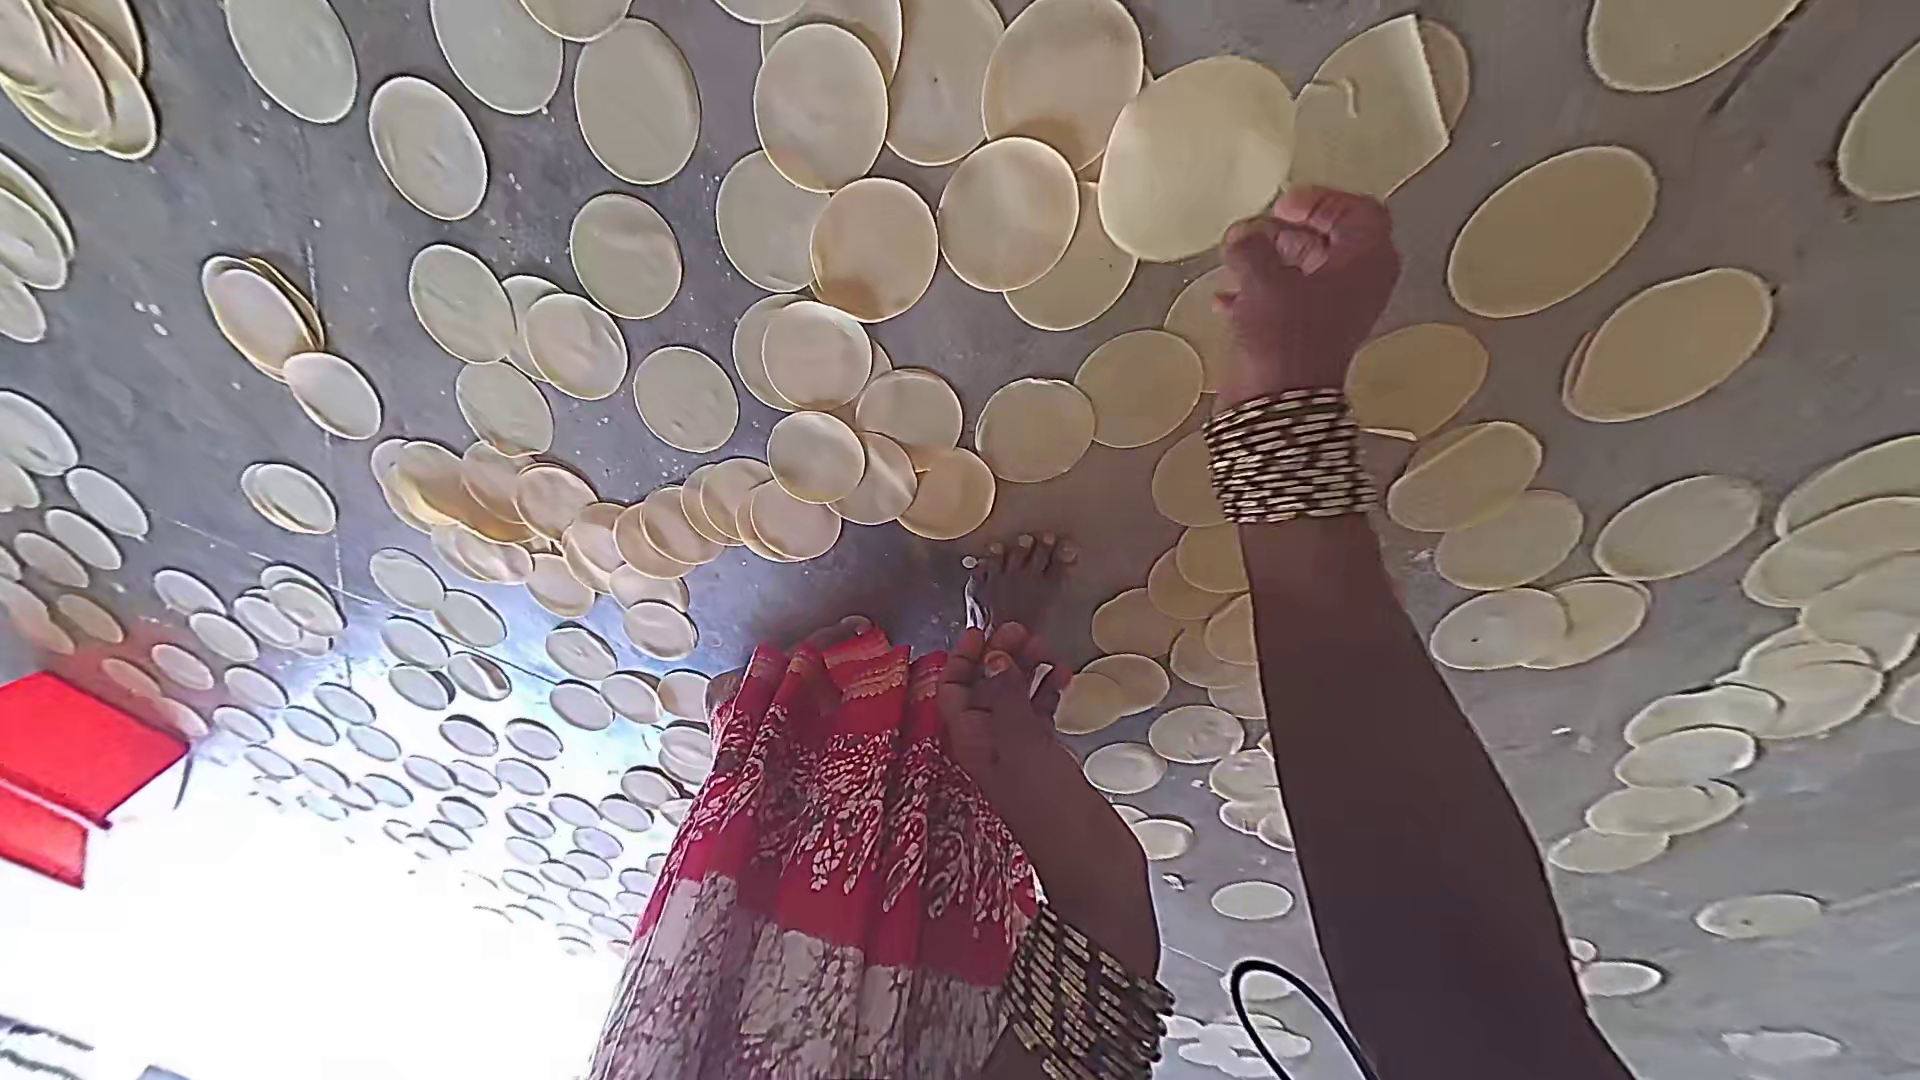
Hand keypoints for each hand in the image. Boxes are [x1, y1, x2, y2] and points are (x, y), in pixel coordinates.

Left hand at [937, 622, 1068, 812]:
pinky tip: (1064, 676)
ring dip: (1027, 670)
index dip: (963, 659)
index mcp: (972, 739)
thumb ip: (1006, 698)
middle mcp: (991, 740)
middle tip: (1025, 634)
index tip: (983, 632)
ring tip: (1047, 649)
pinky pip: (1040, 713)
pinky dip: (1049, 691)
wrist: (1091, 862)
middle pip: (986, 687)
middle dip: (1001, 657)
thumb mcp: (1022, 744)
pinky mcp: (1047, 754)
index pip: (953, 689)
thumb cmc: (1048, 804)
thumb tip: (994, 658)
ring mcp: (1020, 748)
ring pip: (1015, 697)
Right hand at [1214, 186, 1401, 403]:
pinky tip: (1224, 298)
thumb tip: (1241, 234)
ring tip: (1231, 260)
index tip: (1282, 203)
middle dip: (1283, 234)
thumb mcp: (1265, 282)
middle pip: (1324, 243)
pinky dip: (1255, 295)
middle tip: (1249, 231)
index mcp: (1366, 263)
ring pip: (1299, 275)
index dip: (1319, 202)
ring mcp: (1328, 315)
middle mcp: (1354, 286)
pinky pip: (1282, 304)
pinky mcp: (1301, 338)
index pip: (1355, 212)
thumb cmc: (1283, 337)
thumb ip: (1252, 248)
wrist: (1276, 403)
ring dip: (1265, 263)